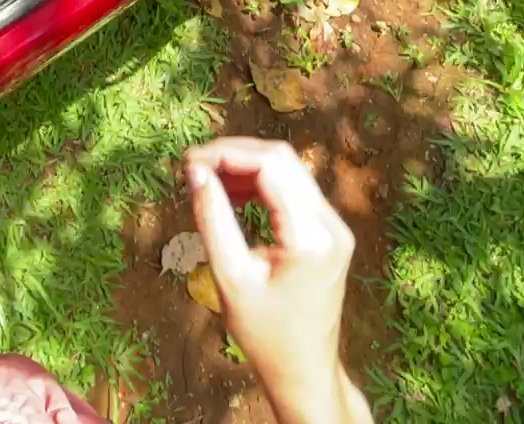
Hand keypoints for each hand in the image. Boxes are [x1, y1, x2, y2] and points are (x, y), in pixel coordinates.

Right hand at [184, 138, 370, 423]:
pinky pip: (291, 185)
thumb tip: (194, 170)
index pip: (268, 166)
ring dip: (243, 164)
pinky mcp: (328, 230)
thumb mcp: (229, 276)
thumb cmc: (264, 332)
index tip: (188, 164)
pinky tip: (230, 193)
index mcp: (311, 238)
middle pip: (280, 158)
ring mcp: (334, 227)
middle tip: (193, 166)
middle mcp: (331, 225)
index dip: (224, 154)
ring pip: (286, 166)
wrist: (304, 371)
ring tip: (206, 179)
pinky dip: (257, 179)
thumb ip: (212, 218)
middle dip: (232, 153)